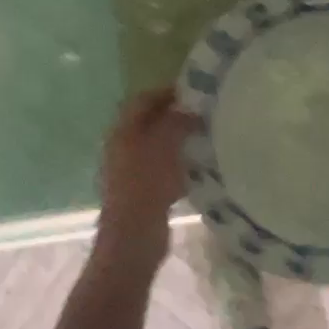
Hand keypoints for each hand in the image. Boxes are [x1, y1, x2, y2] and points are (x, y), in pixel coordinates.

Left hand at [97, 88, 198, 250]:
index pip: (141, 100)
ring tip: (207, 138)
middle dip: (174, 117)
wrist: (134, 237)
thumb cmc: (147, 184)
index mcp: (121, 132)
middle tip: (204, 114)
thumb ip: (176, 121)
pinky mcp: (142, 194)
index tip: (193, 91)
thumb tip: (188, 110)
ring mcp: (130, 173)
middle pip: (148, 124)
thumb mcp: (164, 144)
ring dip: (178, 142)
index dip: (165, 92)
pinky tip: (200, 169)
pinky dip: (179, 166)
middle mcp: (122, 148)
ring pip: (156, 148)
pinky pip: (162, 172)